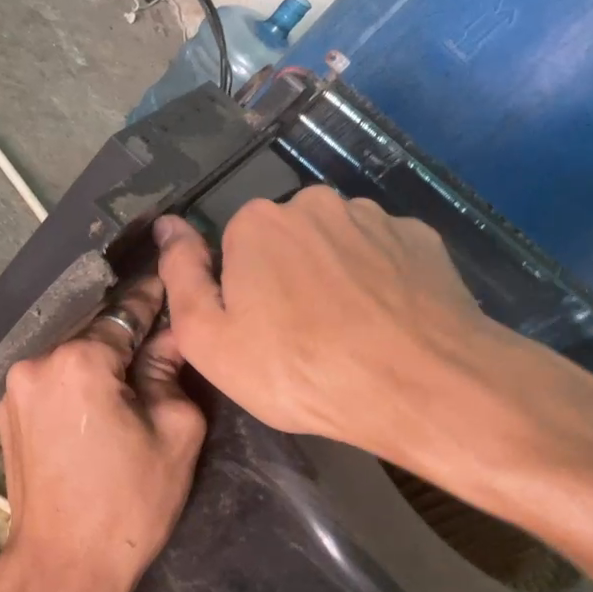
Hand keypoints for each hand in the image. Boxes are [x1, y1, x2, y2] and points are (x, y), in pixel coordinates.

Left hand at [0, 274, 206, 591]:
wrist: (62, 564)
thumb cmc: (129, 505)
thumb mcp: (174, 434)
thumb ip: (170, 372)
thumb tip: (170, 337)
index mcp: (77, 360)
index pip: (123, 313)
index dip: (149, 300)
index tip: (167, 281)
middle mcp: (35, 361)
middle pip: (90, 333)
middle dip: (123, 335)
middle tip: (158, 338)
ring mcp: (12, 386)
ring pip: (66, 354)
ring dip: (95, 358)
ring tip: (131, 370)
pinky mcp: (4, 410)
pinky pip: (47, 378)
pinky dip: (71, 379)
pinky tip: (95, 398)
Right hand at [154, 187, 526, 468]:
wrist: (425, 388)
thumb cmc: (300, 369)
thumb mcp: (210, 340)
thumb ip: (180, 276)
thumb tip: (167, 227)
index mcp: (257, 222)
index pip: (232, 246)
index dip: (238, 290)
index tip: (254, 331)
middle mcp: (313, 203)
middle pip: (284, 240)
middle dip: (285, 277)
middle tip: (299, 336)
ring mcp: (374, 217)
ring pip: (335, 244)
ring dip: (333, 276)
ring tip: (348, 333)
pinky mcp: (422, 238)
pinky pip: (383, 254)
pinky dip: (378, 280)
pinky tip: (386, 322)